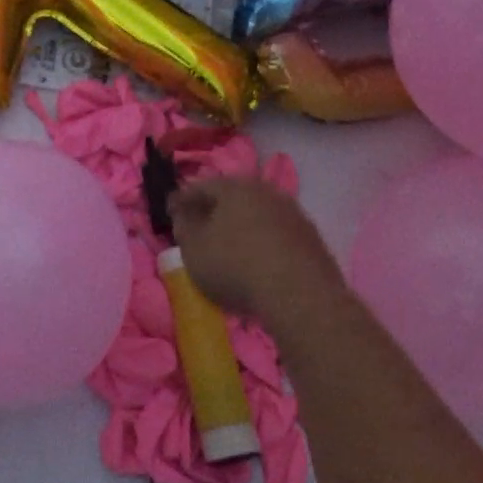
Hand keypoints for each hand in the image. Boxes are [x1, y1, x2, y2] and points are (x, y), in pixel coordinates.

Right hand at [170, 178, 347, 322]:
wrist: (300, 295)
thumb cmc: (235, 267)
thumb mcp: (194, 250)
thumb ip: (184, 227)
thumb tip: (185, 214)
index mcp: (234, 187)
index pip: (200, 186)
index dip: (182, 199)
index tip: (170, 212)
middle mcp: (265, 191)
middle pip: (233, 197)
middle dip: (215, 210)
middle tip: (200, 227)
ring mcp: (293, 213)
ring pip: (258, 214)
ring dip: (242, 226)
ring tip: (230, 247)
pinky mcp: (312, 239)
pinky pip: (278, 235)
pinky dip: (264, 243)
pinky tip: (258, 262)